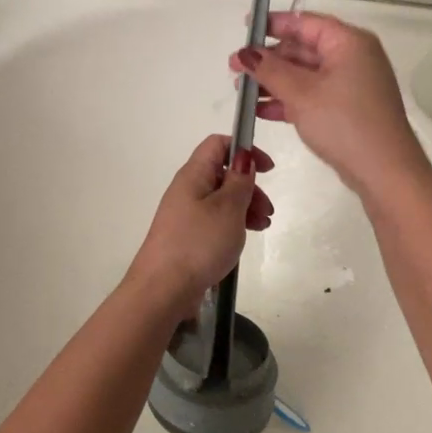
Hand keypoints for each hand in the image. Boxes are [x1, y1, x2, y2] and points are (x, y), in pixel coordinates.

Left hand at [125, 134, 273, 320]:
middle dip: (249, 185)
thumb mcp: (228, 209)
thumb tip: (243, 157)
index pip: (217, 144)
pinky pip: (215, 219)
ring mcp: (185, 213)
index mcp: (193, 174)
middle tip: (268, 209)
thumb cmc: (198, 243)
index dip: (244, 149)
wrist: (163, 288)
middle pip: (222, 173)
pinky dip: (234, 223)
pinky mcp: (187, 235)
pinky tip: (246, 236)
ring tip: (264, 226)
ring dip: (245, 206)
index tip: (267, 168)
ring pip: (221, 198)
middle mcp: (187, 189)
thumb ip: (239, 180)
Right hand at [229, 11, 428, 192]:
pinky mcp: (347, 109)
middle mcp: (352, 58)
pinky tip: (260, 111)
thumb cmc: (344, 123)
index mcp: (348, 43)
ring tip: (242, 91)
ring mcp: (351, 85)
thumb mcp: (301, 93)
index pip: (305, 23)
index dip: (273, 24)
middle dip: (268, 59)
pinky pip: (312, 95)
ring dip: (273, 82)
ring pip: (304, 75)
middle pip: (303, 49)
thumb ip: (270, 70)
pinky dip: (288, 100)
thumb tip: (244, 53)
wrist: (385, 172)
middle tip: (234, 68)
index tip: (244, 28)